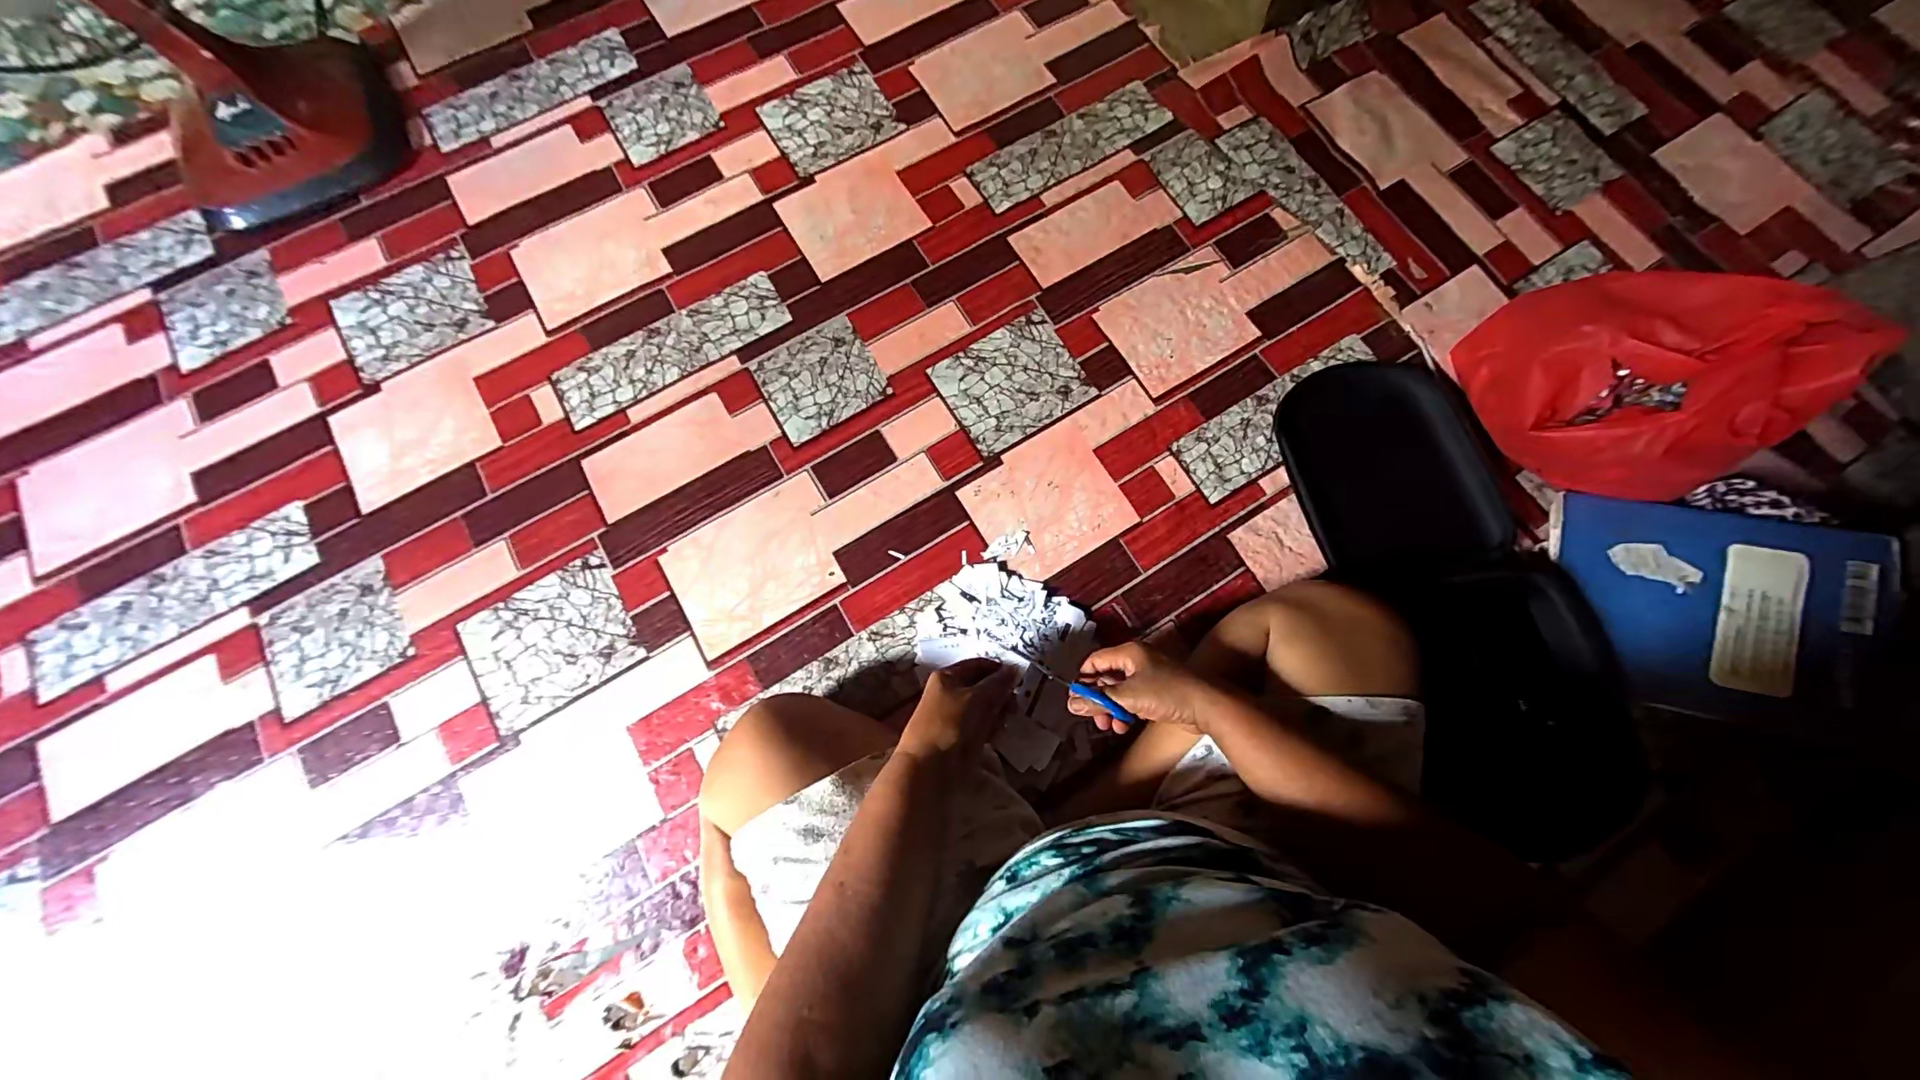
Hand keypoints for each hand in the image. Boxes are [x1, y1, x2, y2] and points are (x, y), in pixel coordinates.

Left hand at [896, 658, 1016, 762]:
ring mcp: (956, 716)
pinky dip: (993, 726)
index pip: (978, 665)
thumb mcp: (976, 698)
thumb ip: (997, 683)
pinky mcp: (962, 736)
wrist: (929, 767)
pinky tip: (999, 732)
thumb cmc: (950, 724)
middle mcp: (950, 693)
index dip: (998, 669)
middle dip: (1001, 693)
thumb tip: (1014, 668)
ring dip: (999, 711)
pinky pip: (983, 725)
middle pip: (983, 686)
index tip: (1019, 677)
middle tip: (1015, 703)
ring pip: (985, 707)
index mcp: (947, 677)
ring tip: (1009, 718)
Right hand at [1068, 642, 1214, 734]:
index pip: (1094, 661)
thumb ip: (1097, 699)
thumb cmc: (1166, 694)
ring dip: (1111, 708)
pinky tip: (1125, 725)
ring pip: (1119, 690)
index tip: (1078, 699)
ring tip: (1111, 724)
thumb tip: (1071, 702)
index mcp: (1129, 653)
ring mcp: (1149, 675)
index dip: (1083, 679)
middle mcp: (1137, 660)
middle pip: (1106, 677)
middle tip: (1094, 717)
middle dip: (1098, 698)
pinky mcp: (1158, 691)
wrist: (1207, 707)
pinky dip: (1125, 710)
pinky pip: (1133, 698)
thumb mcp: (1127, 697)